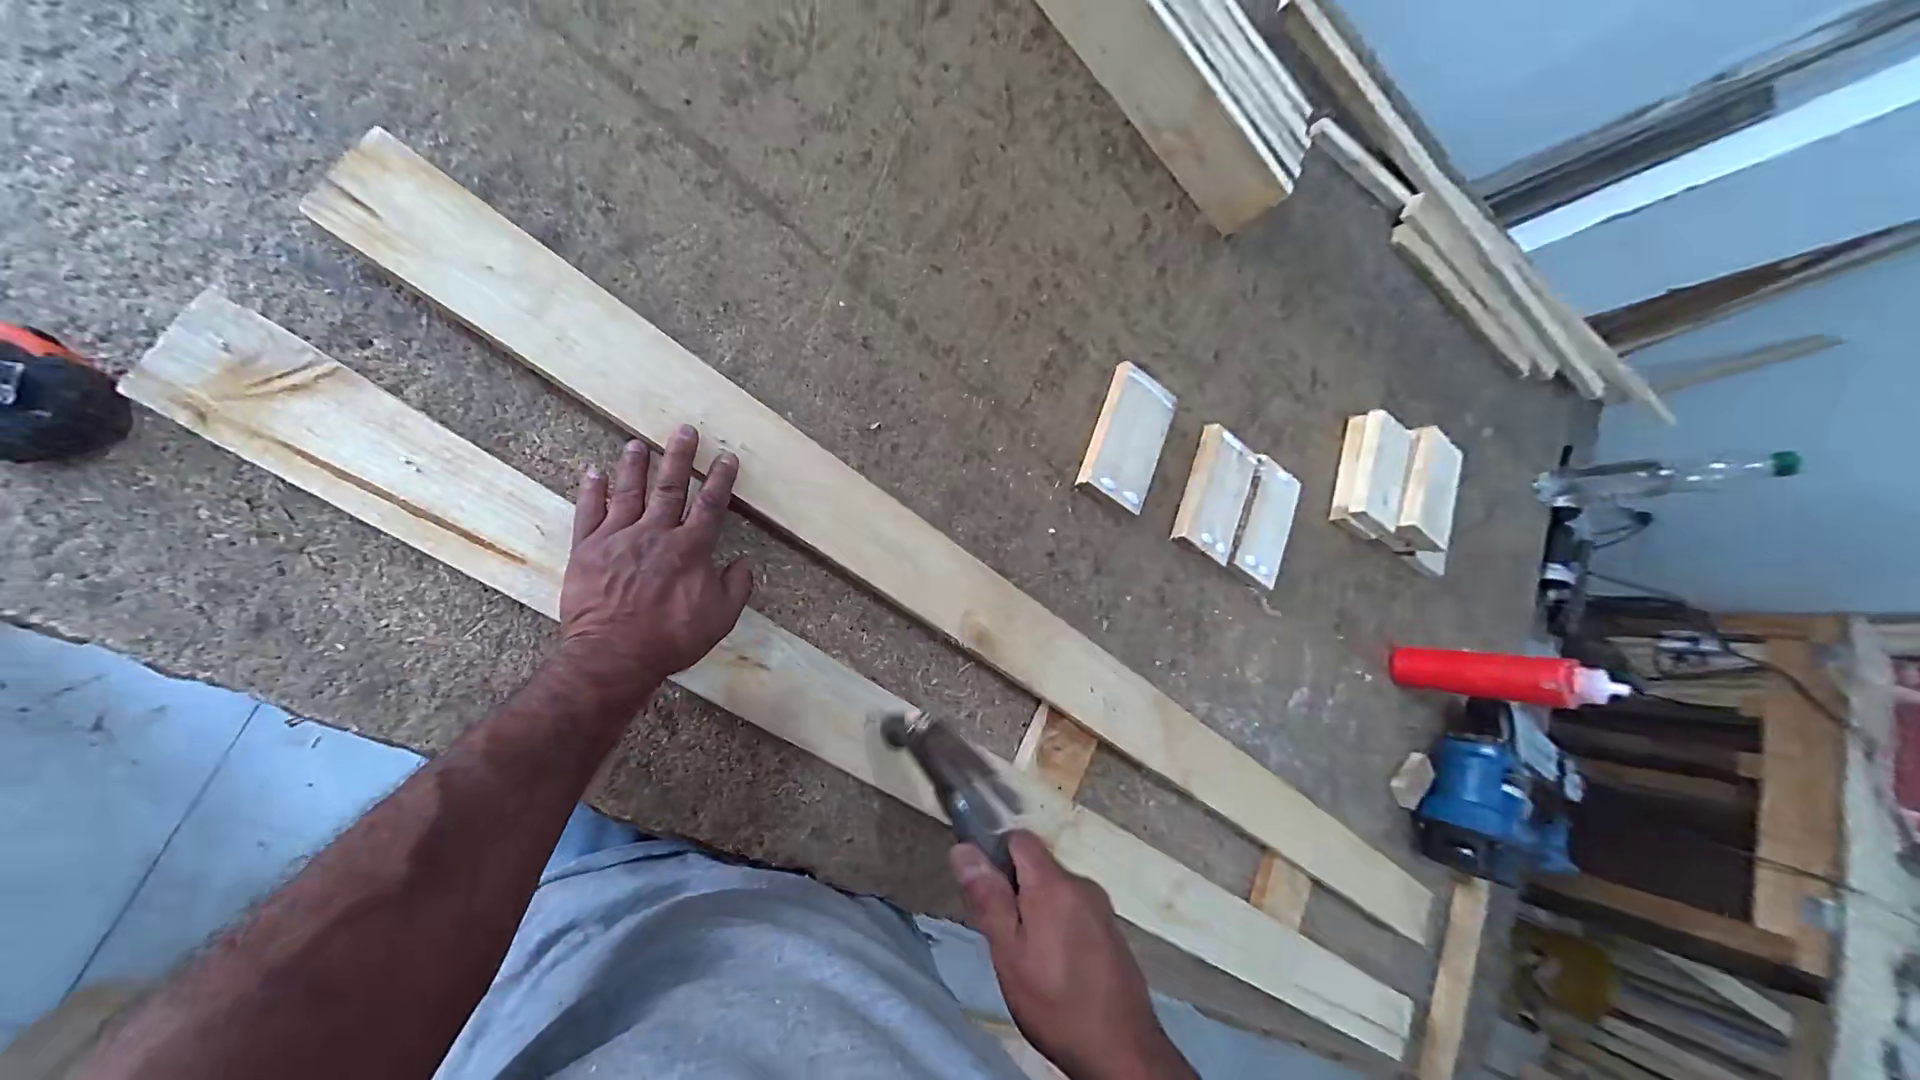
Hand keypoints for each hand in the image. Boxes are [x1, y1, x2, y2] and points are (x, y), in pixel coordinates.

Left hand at [557, 425, 753, 700]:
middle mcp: (656, 534)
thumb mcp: (720, 618)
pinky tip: (594, 473)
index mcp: (690, 548)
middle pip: (670, 487)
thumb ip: (737, 586)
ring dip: (635, 465)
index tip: (726, 458)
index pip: (710, 505)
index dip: (720, 479)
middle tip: (684, 430)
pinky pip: (589, 512)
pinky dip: (592, 491)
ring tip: (638, 443)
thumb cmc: (671, 638)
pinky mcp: (587, 550)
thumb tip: (744, 564)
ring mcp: (618, 539)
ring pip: (629, 492)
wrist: (613, 655)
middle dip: (680, 457)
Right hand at [952, 832, 1196, 1079]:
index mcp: (1054, 882)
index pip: (1019, 838)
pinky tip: (1055, 966)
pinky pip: (1074, 910)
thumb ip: (988, 897)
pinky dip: (1058, 925)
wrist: (1121, 1052)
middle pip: (1036, 866)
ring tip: (1029, 957)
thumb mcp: (1009, 952)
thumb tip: (963, 848)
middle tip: (1005, 936)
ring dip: (1036, 910)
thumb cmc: (1054, 1001)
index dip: (995, 854)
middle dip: (1015, 890)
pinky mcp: (1111, 930)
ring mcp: (1100, 907)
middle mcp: (1081, 883)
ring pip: (1054, 890)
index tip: (986, 890)